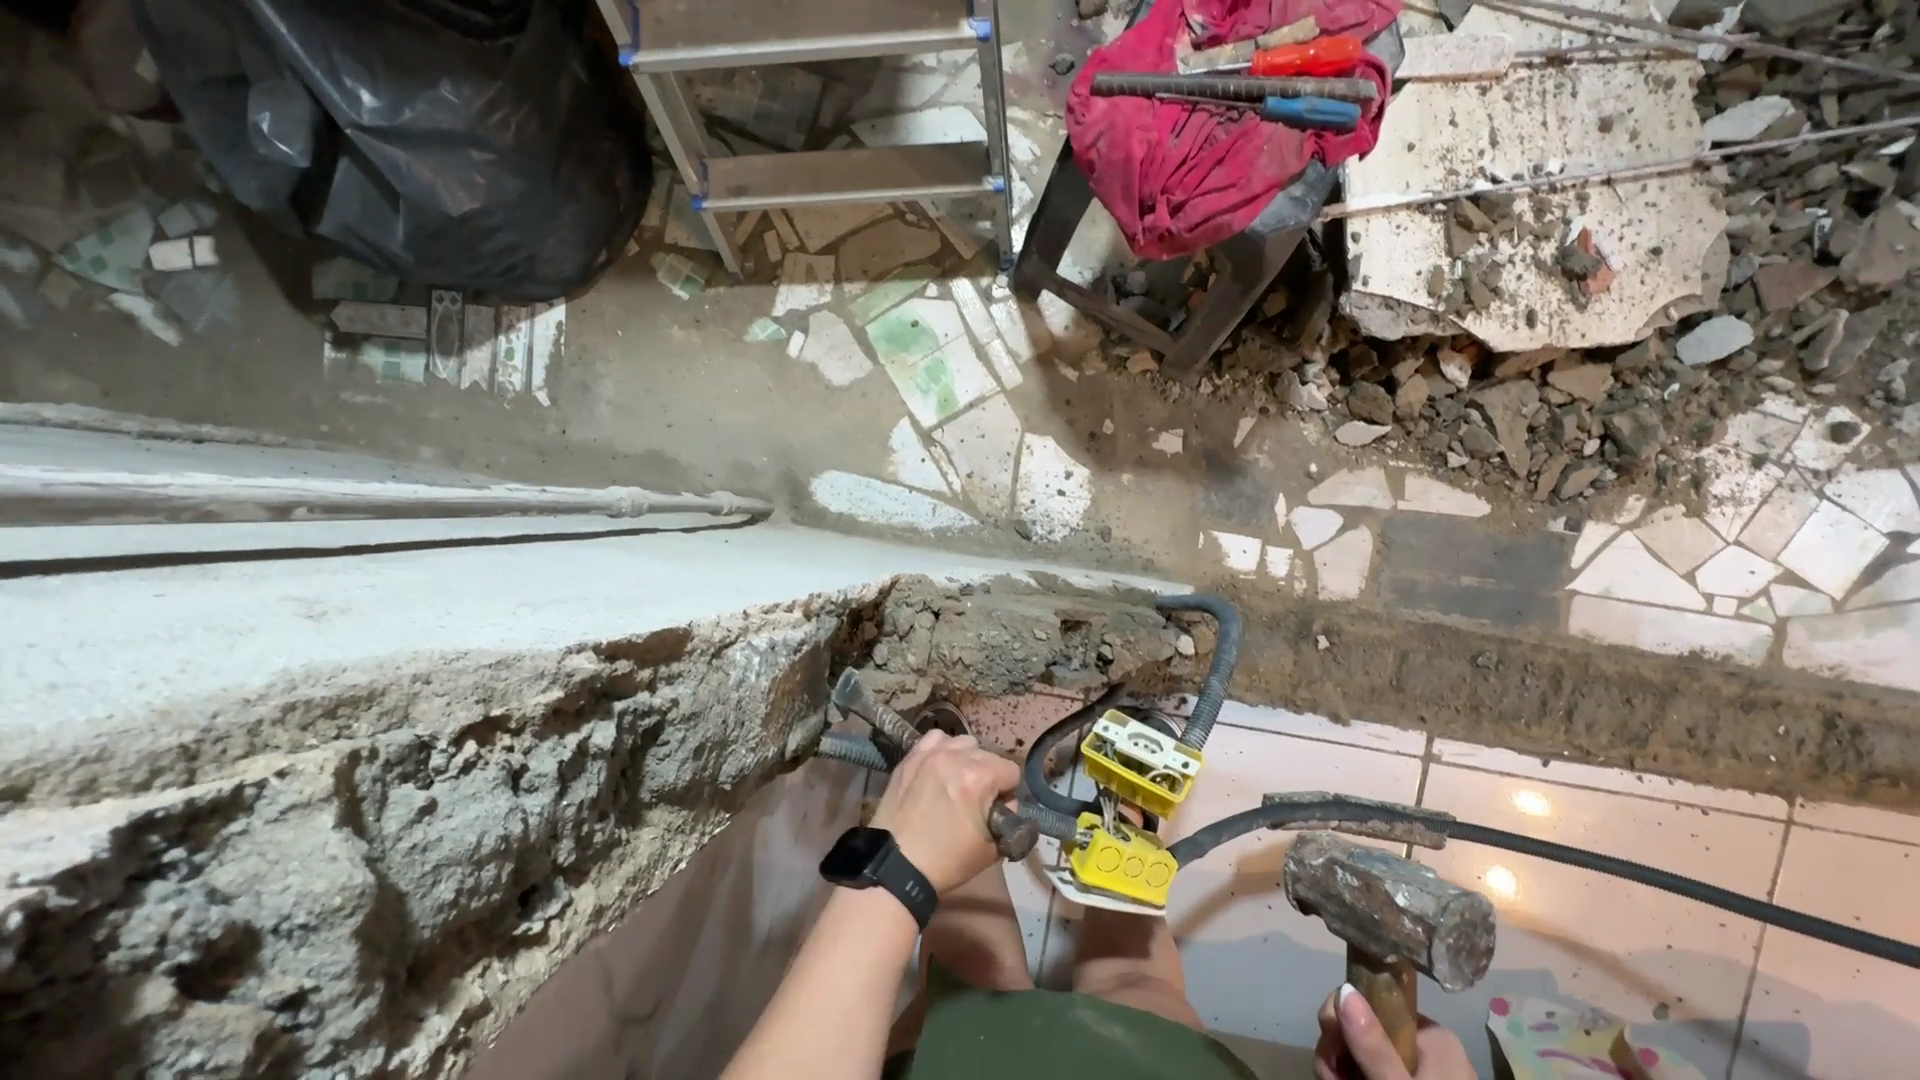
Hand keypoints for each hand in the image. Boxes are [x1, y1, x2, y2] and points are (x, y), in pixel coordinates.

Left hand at [869, 730, 1020, 893]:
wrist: (896, 867)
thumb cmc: (946, 861)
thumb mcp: (991, 848)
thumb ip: (1009, 818)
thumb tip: (1005, 802)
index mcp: (977, 778)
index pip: (1011, 770)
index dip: (1008, 792)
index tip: (995, 809)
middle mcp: (954, 757)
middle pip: (988, 755)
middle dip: (989, 777)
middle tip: (976, 802)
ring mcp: (929, 754)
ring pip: (963, 743)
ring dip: (967, 760)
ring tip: (957, 783)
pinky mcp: (910, 758)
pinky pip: (935, 739)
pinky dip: (943, 750)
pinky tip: (940, 768)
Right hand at [1314, 984, 1474, 1079]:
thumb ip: (1374, 1048)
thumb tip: (1345, 989)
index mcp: (1432, 1036)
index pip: (1373, 1002)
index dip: (1341, 1020)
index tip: (1330, 1050)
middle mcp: (1424, 1046)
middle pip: (1359, 1028)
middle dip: (1336, 1055)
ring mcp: (1416, 1070)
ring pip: (1357, 1054)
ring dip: (1337, 1072)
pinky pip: (1366, 1073)